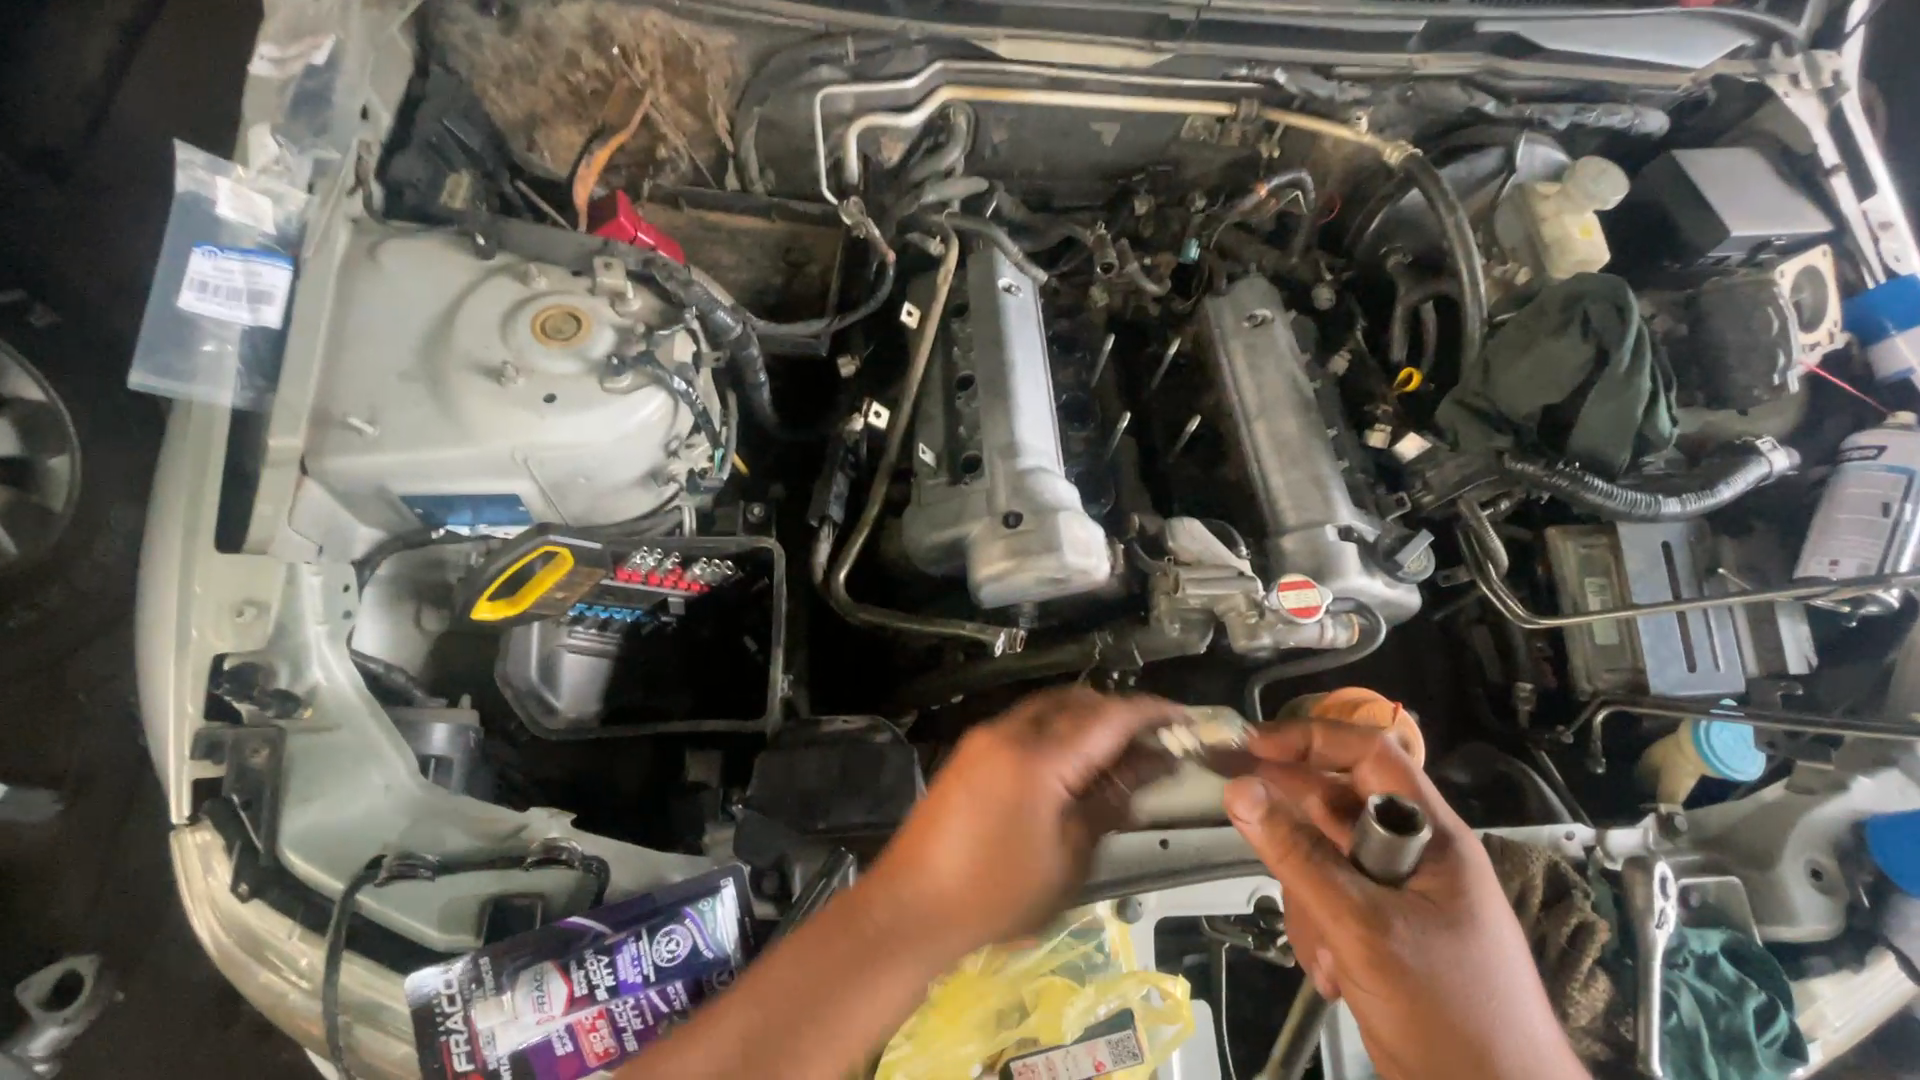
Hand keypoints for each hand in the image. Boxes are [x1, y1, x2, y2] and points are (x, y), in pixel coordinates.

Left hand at [867, 687, 1185, 953]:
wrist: (909, 908)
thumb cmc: (994, 894)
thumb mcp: (1066, 859)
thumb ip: (1105, 806)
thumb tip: (1143, 772)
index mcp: (1037, 757)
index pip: (1107, 718)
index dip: (1151, 713)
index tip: (1185, 718)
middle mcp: (1009, 732)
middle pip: (1076, 702)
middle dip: (1120, 713)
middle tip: (1155, 740)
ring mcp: (984, 738)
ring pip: (1048, 708)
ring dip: (1087, 718)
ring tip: (1120, 751)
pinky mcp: (969, 754)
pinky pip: (1025, 725)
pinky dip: (1057, 731)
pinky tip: (1074, 762)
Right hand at [1224, 721, 1588, 1079]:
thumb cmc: (1446, 1012)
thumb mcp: (1361, 926)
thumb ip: (1296, 855)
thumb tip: (1238, 789)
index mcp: (1431, 835)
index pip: (1368, 754)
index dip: (1310, 739)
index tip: (1252, 747)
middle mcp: (1414, 854)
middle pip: (1335, 807)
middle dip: (1296, 835)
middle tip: (1249, 833)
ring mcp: (1397, 895)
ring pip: (1322, 859)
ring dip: (1306, 898)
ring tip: (1322, 950)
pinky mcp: (1381, 931)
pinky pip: (1327, 902)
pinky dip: (1316, 931)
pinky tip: (1331, 973)